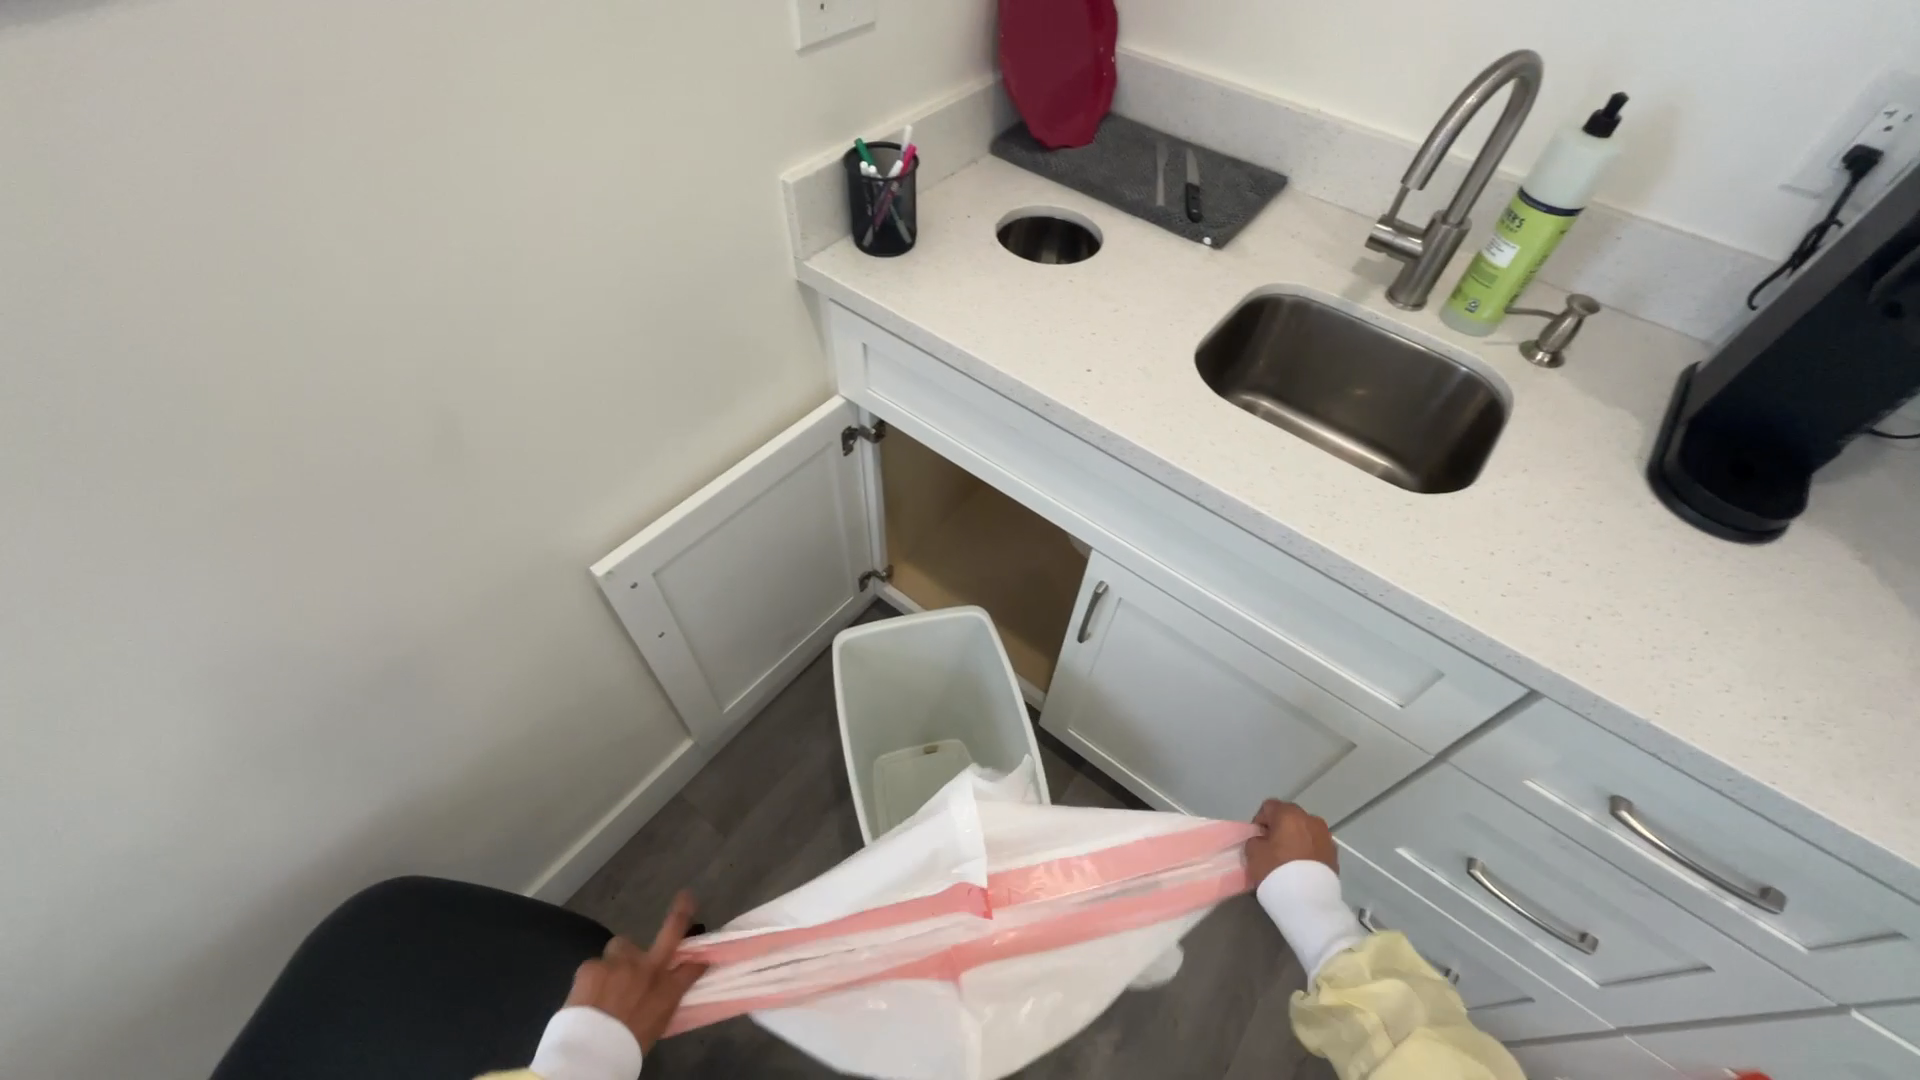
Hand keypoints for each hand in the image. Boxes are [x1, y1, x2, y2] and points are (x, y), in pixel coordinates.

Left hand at [564, 891, 708, 1052]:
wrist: (587, 1056)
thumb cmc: (626, 1049)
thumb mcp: (655, 1025)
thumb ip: (661, 1001)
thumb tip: (659, 991)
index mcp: (668, 990)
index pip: (693, 966)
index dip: (700, 955)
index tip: (702, 952)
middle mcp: (649, 969)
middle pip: (672, 931)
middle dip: (681, 912)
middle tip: (686, 898)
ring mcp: (621, 963)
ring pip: (621, 946)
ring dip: (618, 957)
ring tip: (608, 978)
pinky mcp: (593, 965)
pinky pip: (595, 965)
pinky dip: (592, 978)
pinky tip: (586, 995)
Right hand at [1244, 799, 1337, 886]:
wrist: (1309, 901)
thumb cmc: (1277, 870)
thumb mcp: (1253, 852)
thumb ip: (1256, 839)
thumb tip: (1264, 840)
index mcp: (1289, 814)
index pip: (1269, 807)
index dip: (1259, 821)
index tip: (1257, 838)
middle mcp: (1311, 819)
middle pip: (1290, 816)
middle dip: (1280, 828)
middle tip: (1271, 847)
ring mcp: (1326, 837)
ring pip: (1305, 831)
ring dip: (1296, 838)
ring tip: (1289, 858)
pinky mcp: (1335, 854)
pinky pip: (1316, 845)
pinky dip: (1308, 851)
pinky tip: (1302, 867)